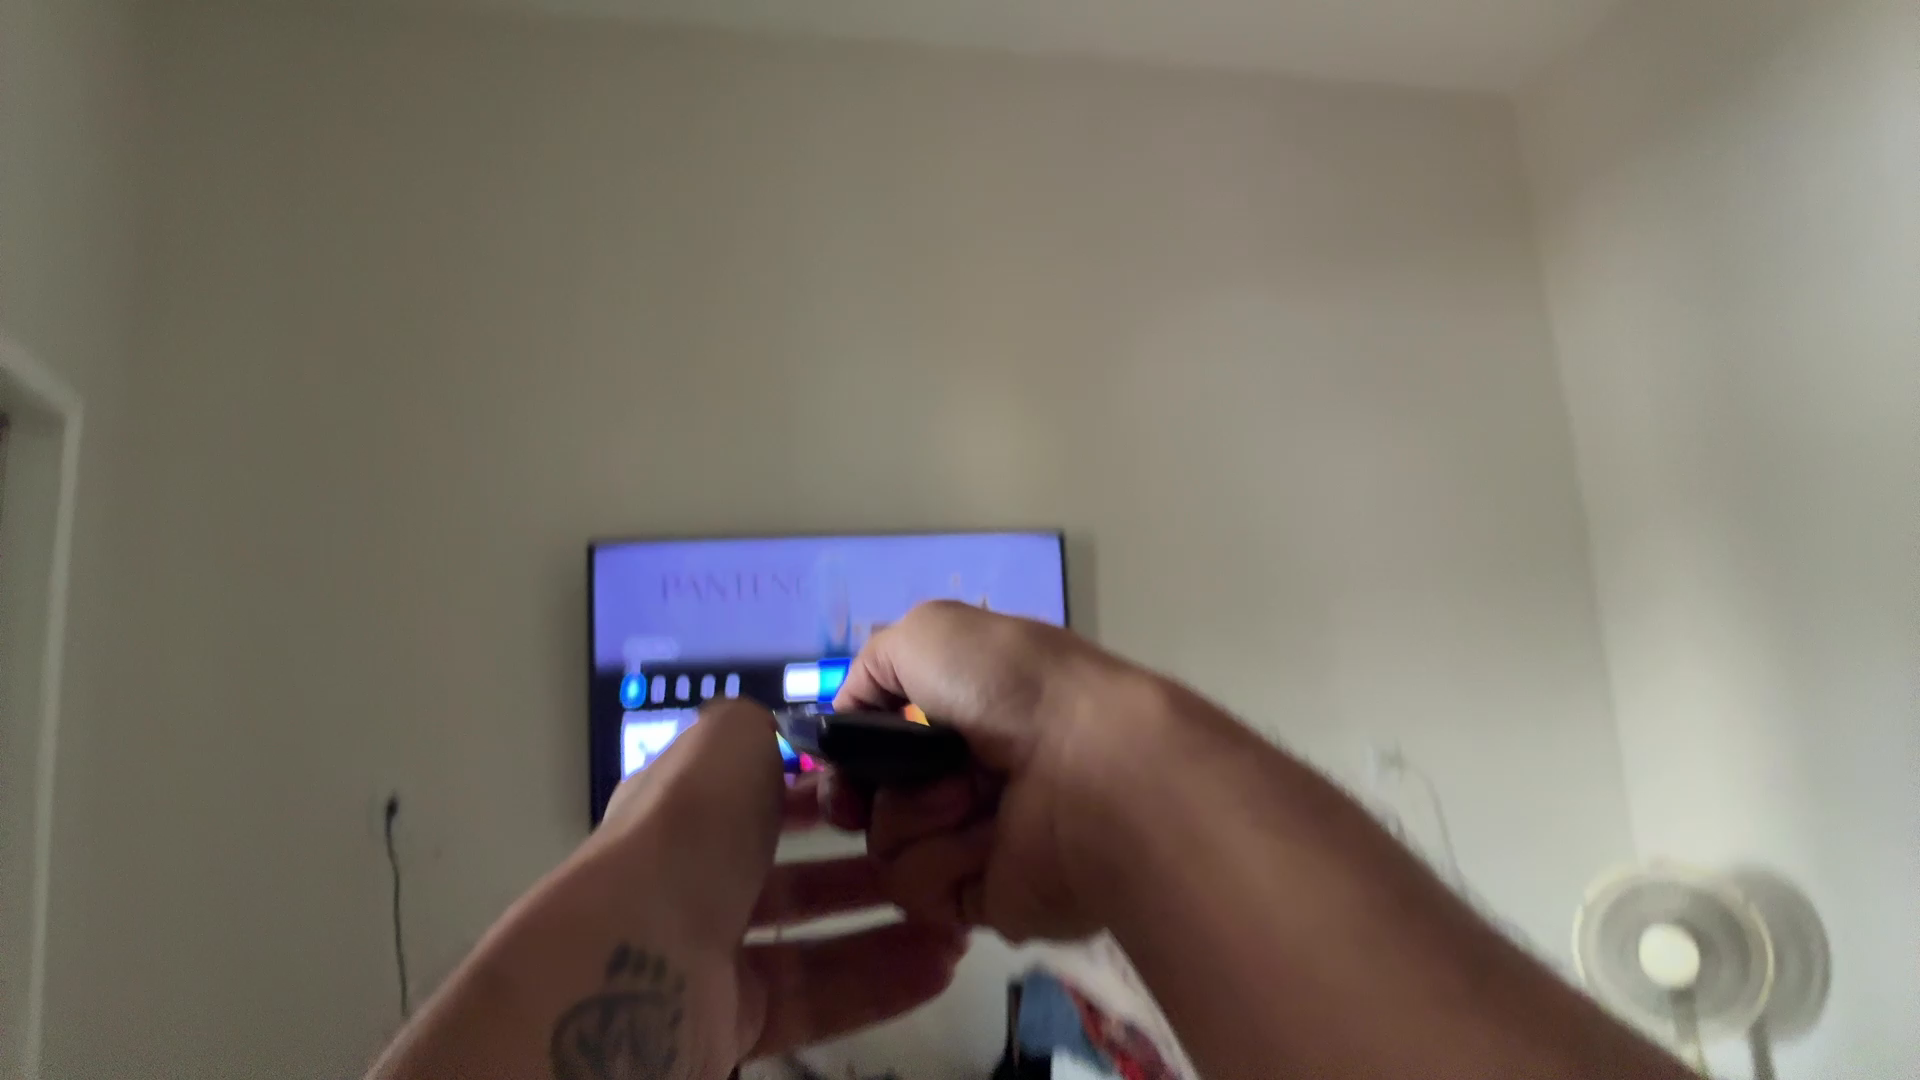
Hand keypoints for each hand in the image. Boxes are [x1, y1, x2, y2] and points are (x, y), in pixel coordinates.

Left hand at [560, 700, 967, 1076]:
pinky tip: (938, 965)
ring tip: (954, 921)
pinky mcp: (734, 1020)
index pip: (765, 796)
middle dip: (869, 864)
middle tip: (930, 862)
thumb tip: (785, 733)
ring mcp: (713, 954)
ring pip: (816, 939)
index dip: (825, 792)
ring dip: (888, 926)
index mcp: (691, 810)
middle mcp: (698, 881)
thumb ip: (761, 726)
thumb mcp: (731, 739)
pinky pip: (819, 998)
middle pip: (797, 872)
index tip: (886, 791)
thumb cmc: (693, 827)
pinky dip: (880, 982)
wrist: (636, 957)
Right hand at [823, 601, 1159, 942]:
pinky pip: (918, 891)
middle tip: (912, 777)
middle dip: (872, 789)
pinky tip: (990, 838)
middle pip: (869, 803)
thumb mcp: (929, 631)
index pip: (876, 750)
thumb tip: (852, 712)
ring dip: (920, 815)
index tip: (843, 765)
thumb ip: (876, 663)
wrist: (1090, 763)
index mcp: (957, 719)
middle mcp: (961, 779)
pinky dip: (945, 858)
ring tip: (975, 796)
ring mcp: (970, 841)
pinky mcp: (981, 898)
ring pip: (885, 846)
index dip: (849, 759)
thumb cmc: (1011, 685)